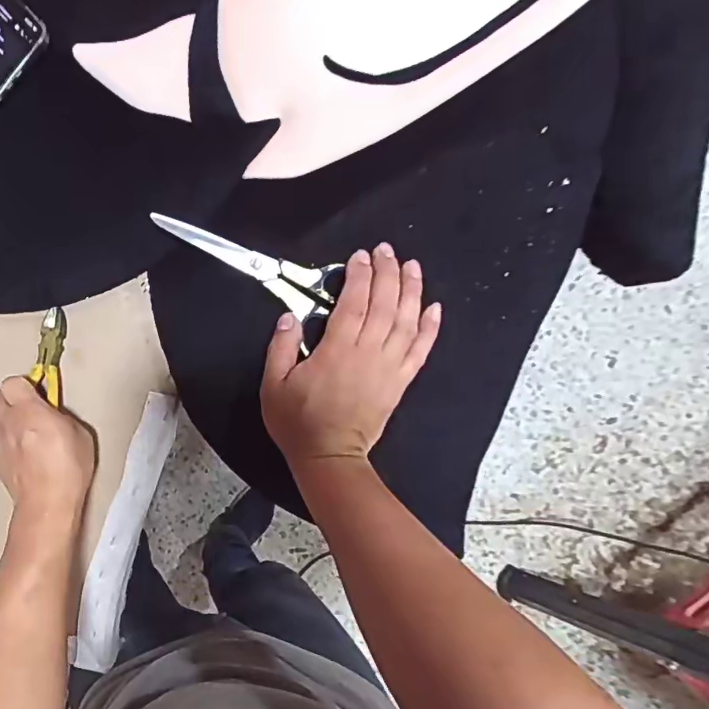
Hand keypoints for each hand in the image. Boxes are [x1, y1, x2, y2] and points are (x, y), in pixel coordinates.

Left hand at [0, 376, 95, 524]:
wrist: (47, 503)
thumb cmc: (68, 467)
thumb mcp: (79, 432)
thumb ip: (61, 416)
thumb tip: (54, 415)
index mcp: (28, 409)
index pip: (13, 381)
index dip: (27, 385)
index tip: (41, 392)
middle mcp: (7, 422)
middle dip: (14, 399)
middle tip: (34, 409)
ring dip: (11, 421)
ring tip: (32, 435)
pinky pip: (0, 442)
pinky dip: (10, 443)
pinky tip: (28, 456)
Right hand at [260, 243, 440, 468]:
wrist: (329, 457)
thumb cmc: (299, 422)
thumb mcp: (273, 385)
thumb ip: (281, 347)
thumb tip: (289, 317)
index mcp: (337, 350)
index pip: (354, 302)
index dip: (359, 275)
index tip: (360, 256)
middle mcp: (368, 353)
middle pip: (384, 304)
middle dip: (387, 273)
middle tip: (386, 251)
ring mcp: (388, 367)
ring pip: (406, 321)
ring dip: (412, 291)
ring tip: (413, 267)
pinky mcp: (400, 382)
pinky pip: (420, 350)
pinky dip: (430, 328)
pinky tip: (434, 309)